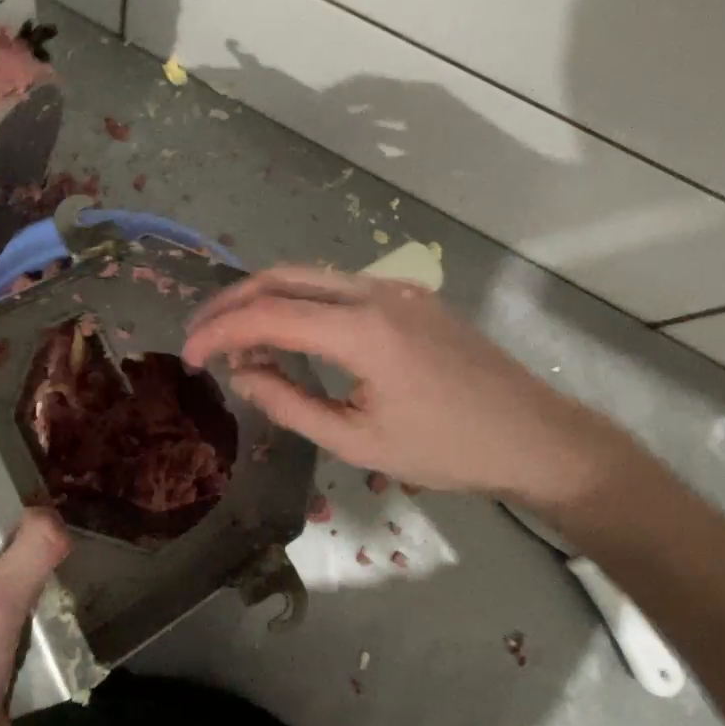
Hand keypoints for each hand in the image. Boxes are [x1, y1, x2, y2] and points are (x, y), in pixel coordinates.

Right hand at [183, 265, 632, 508]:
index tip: (186, 356)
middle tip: (197, 334)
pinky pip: (337, 286)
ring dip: (263, 298)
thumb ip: (290, 404)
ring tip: (232, 334)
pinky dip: (298, 301)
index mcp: (360, 329)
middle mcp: (373, 292)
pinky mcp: (408, 296)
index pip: (266, 315)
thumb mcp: (358, 440)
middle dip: (230, 302)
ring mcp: (394, 288)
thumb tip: (242, 374)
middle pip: (280, 277)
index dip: (217, 331)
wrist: (538, 437)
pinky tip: (287, 331)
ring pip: (308, 275)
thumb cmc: (448, 450)